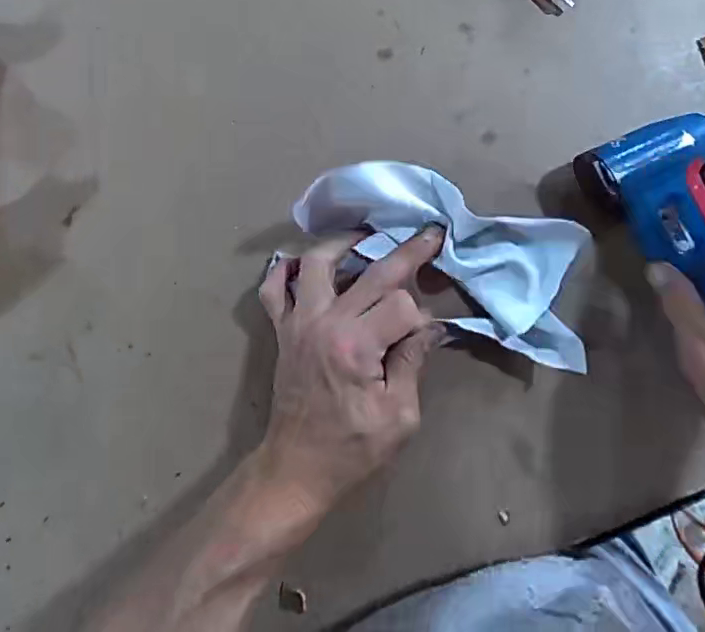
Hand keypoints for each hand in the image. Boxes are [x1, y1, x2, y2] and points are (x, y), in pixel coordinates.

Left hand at [253, 226, 444, 520]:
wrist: (295, 471)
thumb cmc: (351, 450)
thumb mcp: (400, 417)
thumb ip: (413, 362)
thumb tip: (429, 326)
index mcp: (356, 347)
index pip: (402, 306)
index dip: (421, 316)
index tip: (425, 335)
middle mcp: (326, 323)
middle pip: (373, 271)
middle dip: (409, 251)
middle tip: (430, 234)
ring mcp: (299, 323)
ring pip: (317, 262)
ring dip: (344, 243)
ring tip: (367, 237)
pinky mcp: (282, 330)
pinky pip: (274, 288)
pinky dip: (287, 269)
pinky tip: (308, 263)